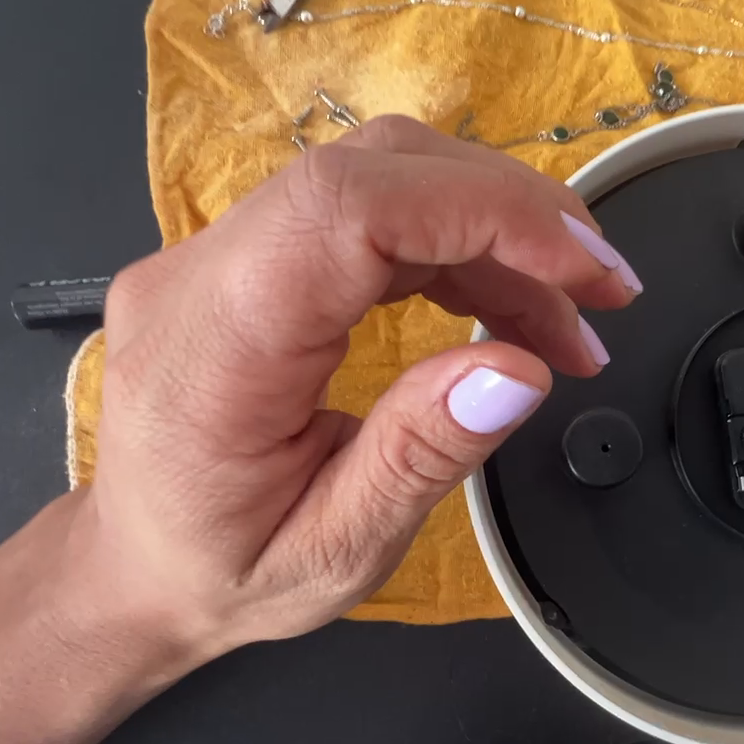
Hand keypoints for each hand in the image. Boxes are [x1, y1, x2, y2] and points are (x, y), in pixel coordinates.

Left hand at [72, 116, 639, 655]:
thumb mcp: (339, 547)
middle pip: (385, 171)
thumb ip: (423, 454)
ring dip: (508, 239)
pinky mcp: (274, 261)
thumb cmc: (226, 572)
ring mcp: (239, 253)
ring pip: (398, 184)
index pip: (353, 209)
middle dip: (519, 215)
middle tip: (606, 289)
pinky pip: (391, 223)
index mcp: (216, 342)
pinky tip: (521, 315)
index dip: (489, 213)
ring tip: (573, 323)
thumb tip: (522, 368)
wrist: (137, 568)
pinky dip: (476, 256)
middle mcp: (213, 268)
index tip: (586, 270)